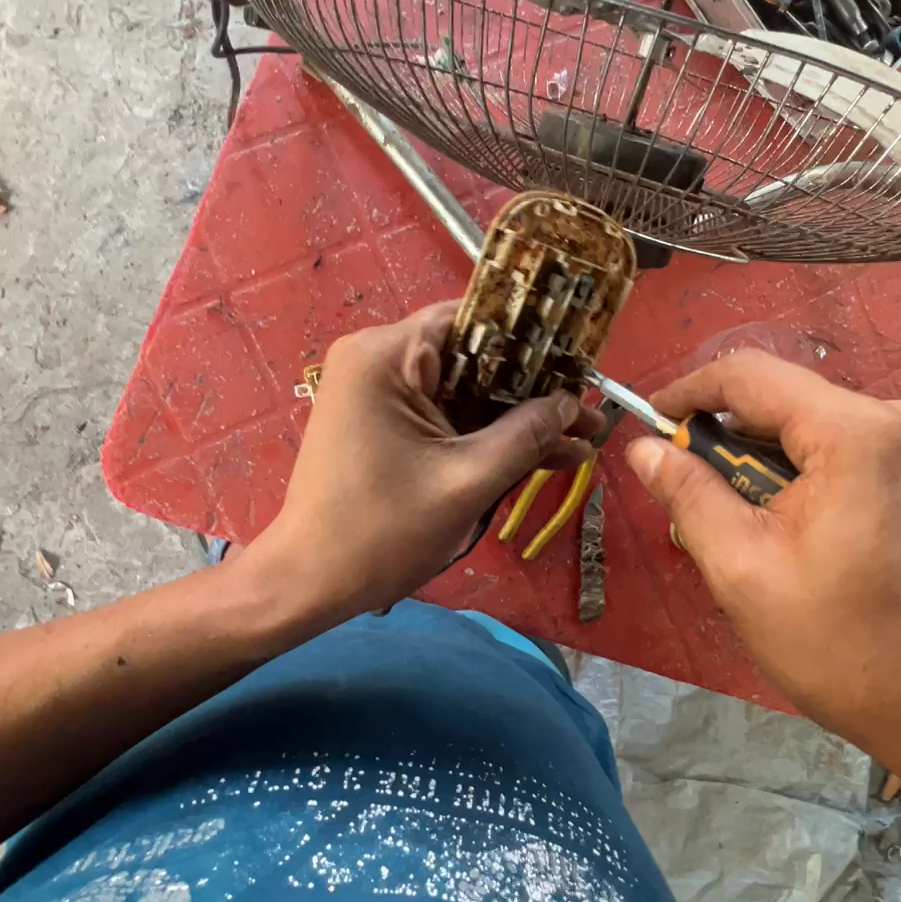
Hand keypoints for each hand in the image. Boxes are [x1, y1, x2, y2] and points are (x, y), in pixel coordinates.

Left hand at [243, 301, 603, 630]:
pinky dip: (489, 437)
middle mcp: (380, 360)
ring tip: (582, 443)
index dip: (534, 339)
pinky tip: (544, 457)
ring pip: (468, 392)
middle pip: (476, 357)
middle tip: (590, 413)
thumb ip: (525, 435)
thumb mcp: (466, 481)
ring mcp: (382, 394)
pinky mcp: (388, 425)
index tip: (581, 365)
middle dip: (534, 390)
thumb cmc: (380, 533)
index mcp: (387, 356)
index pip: (475, 319)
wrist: (310, 583)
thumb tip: (573, 404)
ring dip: (518, 419)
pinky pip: (449, 418)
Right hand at [620, 351, 900, 775]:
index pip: (747, 375)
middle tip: (682, 499)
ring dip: (752, 465)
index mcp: (853, 431)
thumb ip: (688, 494)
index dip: (686, 391)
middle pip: (777, 400)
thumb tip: (643, 447)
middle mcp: (891, 418)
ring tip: (726, 526)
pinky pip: (831, 453)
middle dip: (720, 440)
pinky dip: (788, 479)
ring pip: (800, 428)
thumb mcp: (742, 569)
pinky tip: (774, 530)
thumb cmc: (842, 646)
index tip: (643, 425)